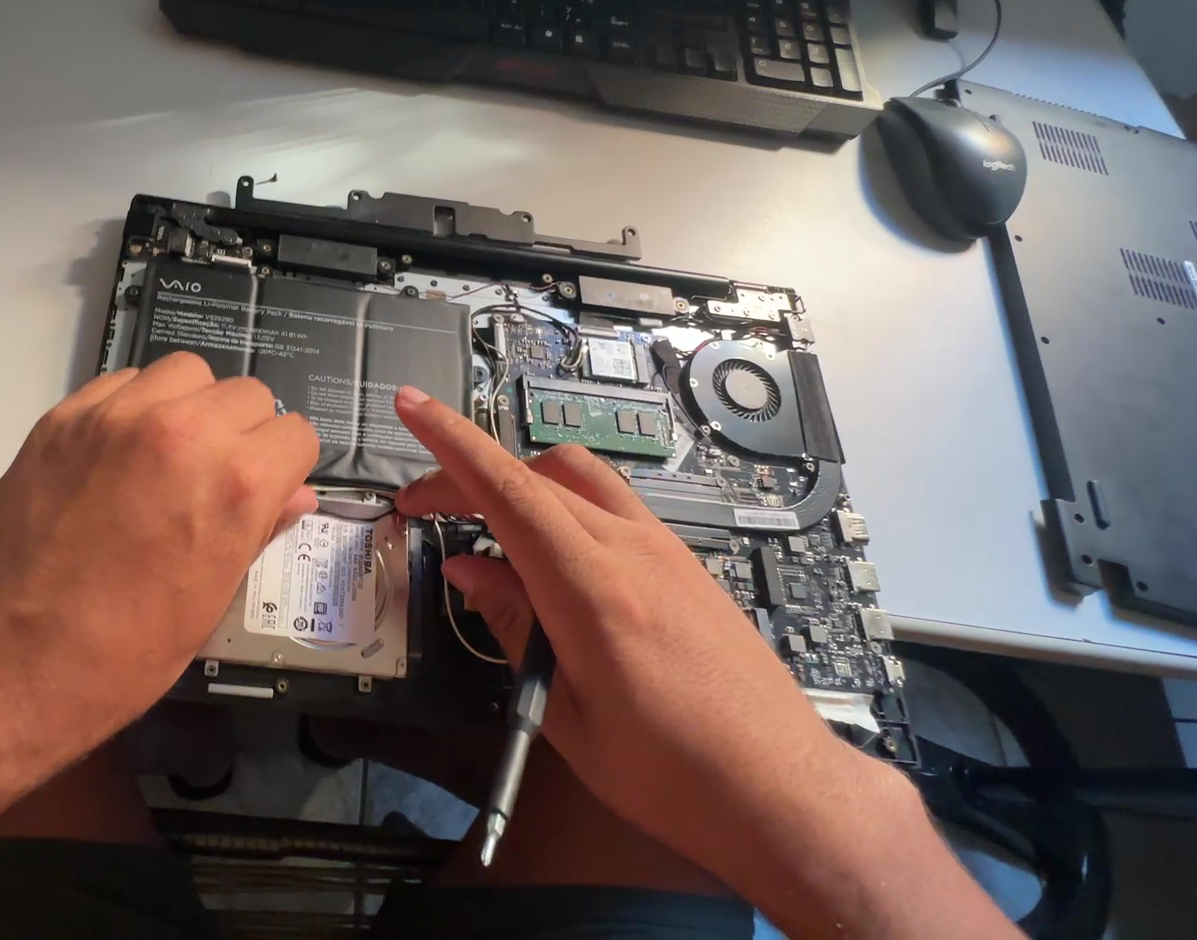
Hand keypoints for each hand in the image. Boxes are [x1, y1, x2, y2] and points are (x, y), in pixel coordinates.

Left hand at [0, 353, 318, 823]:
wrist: (6, 663)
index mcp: (235, 483)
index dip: (286, 467)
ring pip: (186, 372)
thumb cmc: (122, 653)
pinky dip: (134, 407)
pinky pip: (123, 383)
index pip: (296, 435)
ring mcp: (117, 417)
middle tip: (215, 476)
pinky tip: (119, 454)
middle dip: (245, 432)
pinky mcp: (64, 418)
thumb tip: (294, 496)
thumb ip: (259, 529)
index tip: (268, 487)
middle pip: (249, 393)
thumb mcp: (212, 599)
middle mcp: (184, 432)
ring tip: (169, 452)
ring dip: (192, 405)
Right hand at [392, 386, 1012, 936]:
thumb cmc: (668, 773)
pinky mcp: (679, 559)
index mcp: (592, 589)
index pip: (507, 490)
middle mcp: (629, 548)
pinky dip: (555, 503)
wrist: (784, 792)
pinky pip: (604, 502)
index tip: (411, 405)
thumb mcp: (565, 713)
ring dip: (514, 479)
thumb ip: (511, 626)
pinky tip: (543, 552)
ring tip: (479, 521)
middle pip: (530, 475)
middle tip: (418, 508)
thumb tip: (466, 570)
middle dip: (462, 475)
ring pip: (573, 474)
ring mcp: (661, 547)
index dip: (451, 442)